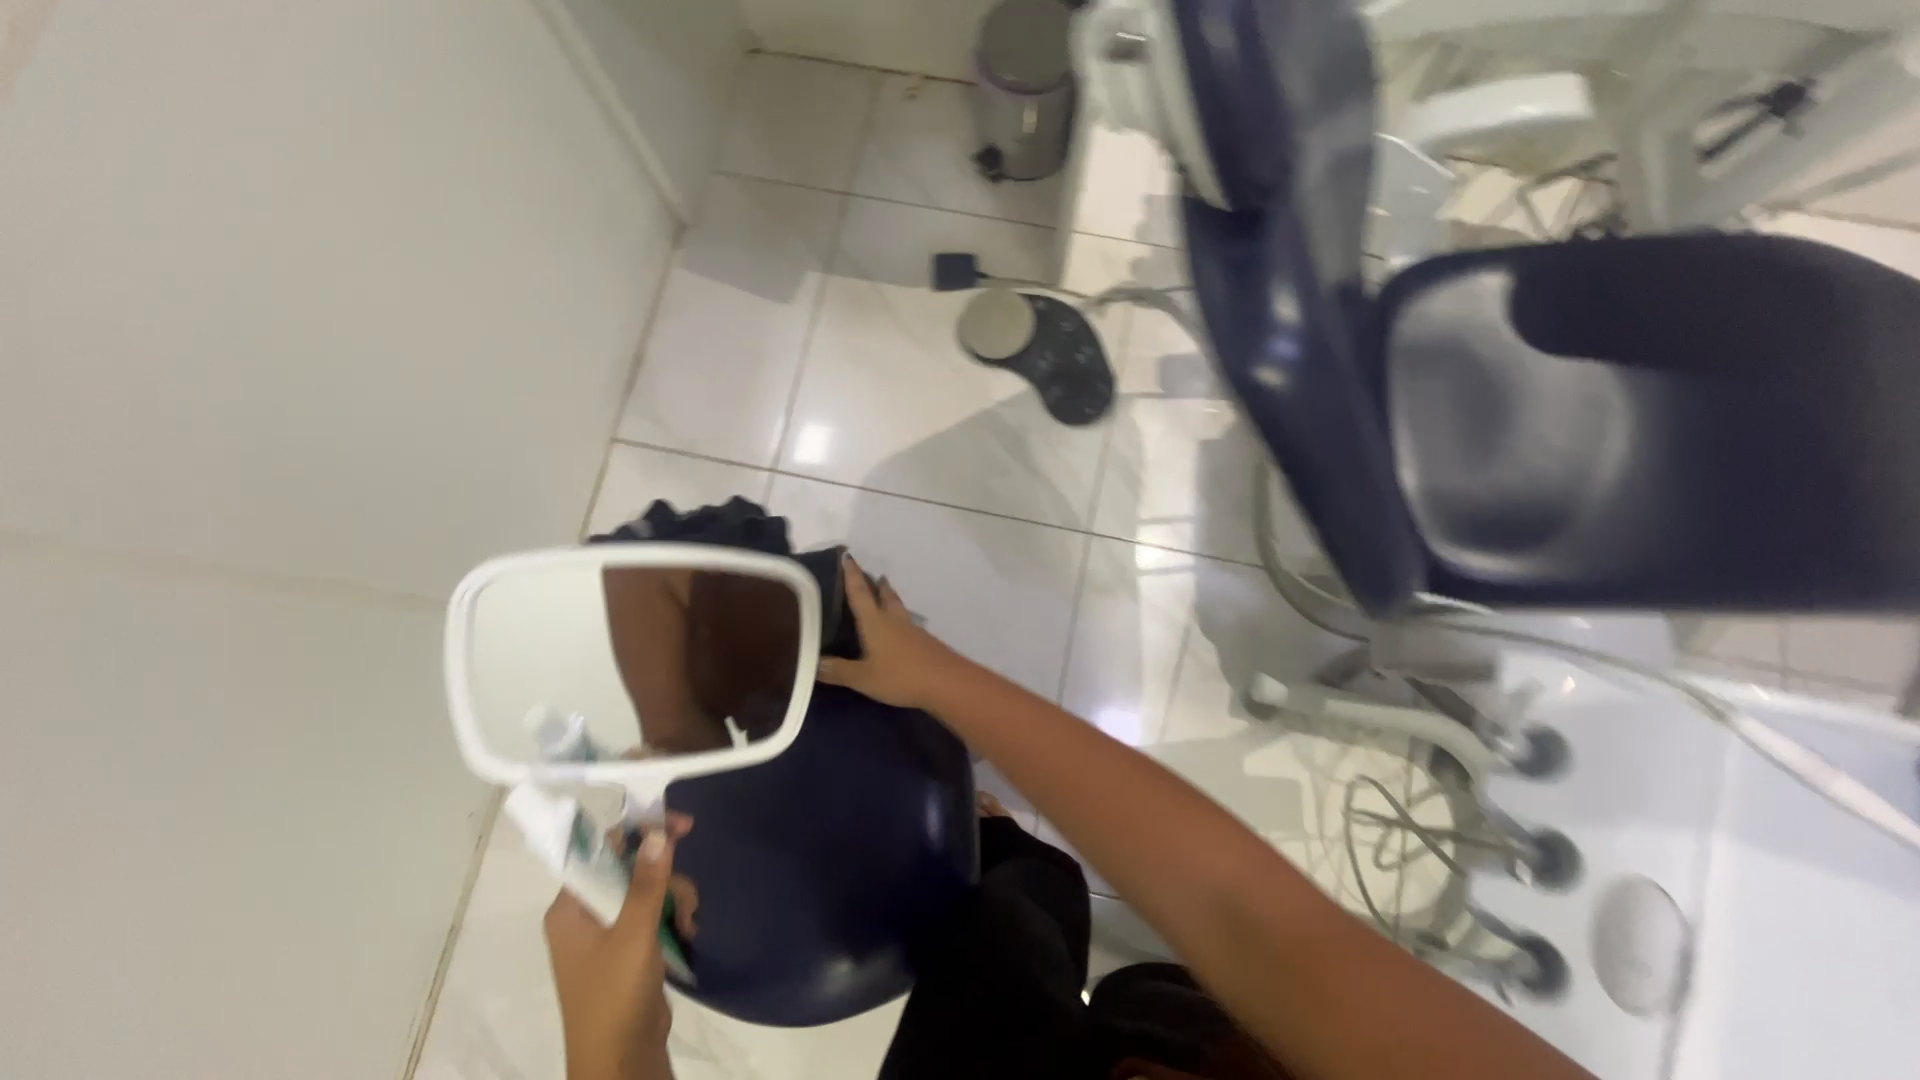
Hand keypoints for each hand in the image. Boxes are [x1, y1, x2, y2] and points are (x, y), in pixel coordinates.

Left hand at [545, 813, 697, 1079]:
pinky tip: (687, 934)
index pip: (601, 850)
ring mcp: (607, 934)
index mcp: (570, 908)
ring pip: (648, 891)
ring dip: (674, 900)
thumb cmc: (616, 996)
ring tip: (688, 926)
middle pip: (630, 869)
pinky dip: (673, 918)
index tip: (680, 826)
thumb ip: (646, 882)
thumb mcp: (634, 935)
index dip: (639, 832)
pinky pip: (653, 915)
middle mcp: (585, 915)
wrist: (621, 1062)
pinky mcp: (628, 951)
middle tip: (688, 894)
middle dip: (665, 877)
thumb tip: (657, 831)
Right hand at [817, 554, 965, 709]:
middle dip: (875, 584)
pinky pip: (907, 623)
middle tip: (871, 574)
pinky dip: (899, 618)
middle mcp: (894, 620)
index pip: (859, 594)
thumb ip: (838, 670)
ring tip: (884, 591)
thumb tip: (812, 662)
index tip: (848, 557)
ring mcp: (913, 630)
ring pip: (898, 607)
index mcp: (875, 623)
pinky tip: (899, 628)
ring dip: (889, 597)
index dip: (852, 576)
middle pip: (884, 595)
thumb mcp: (863, 678)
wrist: (946, 682)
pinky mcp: (925, 643)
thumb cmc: (900, 676)